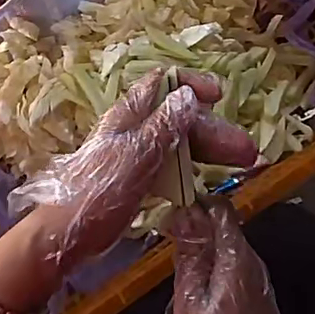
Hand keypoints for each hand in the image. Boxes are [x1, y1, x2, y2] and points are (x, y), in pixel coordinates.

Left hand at [10, 69, 257, 274]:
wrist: (67, 230)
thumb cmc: (99, 189)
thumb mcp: (136, 155)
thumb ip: (163, 126)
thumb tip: (188, 94)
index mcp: (130, 114)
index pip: (162, 83)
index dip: (191, 83)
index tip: (220, 96)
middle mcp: (134, 128)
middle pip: (178, 117)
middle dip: (213, 128)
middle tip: (247, 150)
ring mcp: (135, 154)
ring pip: (178, 142)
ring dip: (209, 149)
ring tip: (243, 164)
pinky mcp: (136, 178)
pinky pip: (170, 165)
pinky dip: (192, 169)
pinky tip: (209, 180)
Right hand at [168, 203, 314, 313]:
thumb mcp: (190, 302)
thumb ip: (189, 256)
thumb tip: (184, 214)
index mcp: (238, 258)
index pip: (221, 210)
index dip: (197, 204)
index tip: (173, 208)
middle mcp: (255, 264)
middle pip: (227, 230)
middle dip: (199, 227)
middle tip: (169, 235)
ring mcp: (261, 284)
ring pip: (231, 251)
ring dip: (207, 249)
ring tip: (179, 258)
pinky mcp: (261, 302)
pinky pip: (237, 271)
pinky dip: (218, 269)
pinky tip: (200, 285)